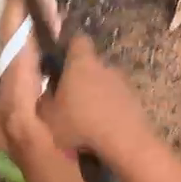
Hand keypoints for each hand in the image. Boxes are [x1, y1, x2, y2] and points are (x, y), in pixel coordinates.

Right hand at [36, 34, 147, 157]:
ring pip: (105, 83)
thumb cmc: (80, 124)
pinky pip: (118, 100)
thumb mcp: (48, 117)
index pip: (77, 39)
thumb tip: (46, 93)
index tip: (59, 60)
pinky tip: (103, 129)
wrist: (124, 142)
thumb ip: (43, 101)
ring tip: (87, 118)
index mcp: (81, 63)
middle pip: (91, 64)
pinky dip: (110, 110)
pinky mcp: (136, 101)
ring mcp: (124, 83)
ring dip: (97, 95)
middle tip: (69, 97)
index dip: (68, 47)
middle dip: (81, 77)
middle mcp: (105, 66)